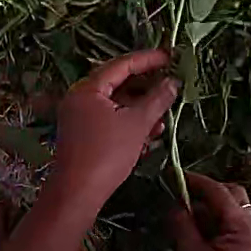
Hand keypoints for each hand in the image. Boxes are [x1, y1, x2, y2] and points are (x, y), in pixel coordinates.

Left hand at [51, 49, 180, 206]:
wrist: (77, 193)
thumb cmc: (106, 154)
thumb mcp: (137, 124)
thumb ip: (157, 100)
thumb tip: (173, 83)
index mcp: (88, 89)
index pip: (122, 65)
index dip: (149, 60)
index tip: (171, 57)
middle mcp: (79, 98)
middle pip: (118, 84)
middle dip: (147, 89)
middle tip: (171, 88)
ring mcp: (79, 118)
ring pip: (116, 105)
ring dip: (141, 111)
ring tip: (163, 121)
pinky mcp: (82, 136)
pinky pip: (109, 121)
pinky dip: (129, 124)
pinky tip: (148, 136)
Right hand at [169, 173, 250, 250]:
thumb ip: (184, 228)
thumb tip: (175, 206)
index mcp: (242, 227)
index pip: (218, 191)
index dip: (195, 181)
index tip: (172, 175)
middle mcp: (250, 230)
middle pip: (230, 198)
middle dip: (205, 195)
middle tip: (178, 200)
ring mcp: (250, 245)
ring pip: (227, 217)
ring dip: (205, 215)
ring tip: (179, 225)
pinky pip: (227, 234)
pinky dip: (210, 232)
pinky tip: (191, 244)